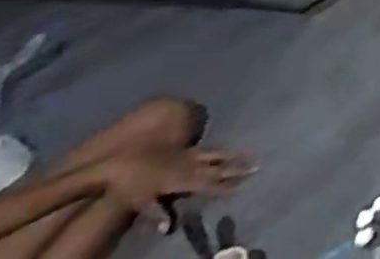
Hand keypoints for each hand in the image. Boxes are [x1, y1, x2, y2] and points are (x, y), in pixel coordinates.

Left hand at [95, 148, 253, 230]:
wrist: (122, 163)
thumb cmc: (130, 186)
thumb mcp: (141, 203)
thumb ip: (158, 213)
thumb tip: (169, 229)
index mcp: (183, 179)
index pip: (210, 183)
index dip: (227, 184)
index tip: (244, 182)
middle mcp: (190, 166)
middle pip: (219, 167)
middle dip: (238, 167)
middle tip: (257, 165)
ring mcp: (188, 155)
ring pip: (216, 154)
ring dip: (232, 156)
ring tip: (248, 154)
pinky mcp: (183, 149)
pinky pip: (205, 149)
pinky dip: (217, 151)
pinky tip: (222, 149)